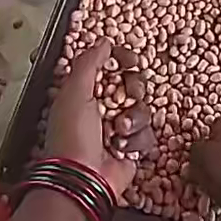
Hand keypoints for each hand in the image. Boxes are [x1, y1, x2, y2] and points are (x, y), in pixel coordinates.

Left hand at [42, 40, 142, 199]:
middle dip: (134, 90)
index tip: (131, 62)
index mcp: (85, 91)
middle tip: (129, 96)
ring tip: (118, 131)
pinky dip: (136, 141)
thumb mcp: (75, 92)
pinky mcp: (132, 149)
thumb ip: (89, 63)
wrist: (82, 179)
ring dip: (133, 119)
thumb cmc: (72, 135)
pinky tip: (122, 147)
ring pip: (143, 110)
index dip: (122, 61)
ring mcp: (118, 128)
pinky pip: (148, 134)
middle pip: (133, 85)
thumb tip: (104, 42)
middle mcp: (103, 107)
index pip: (111, 66)